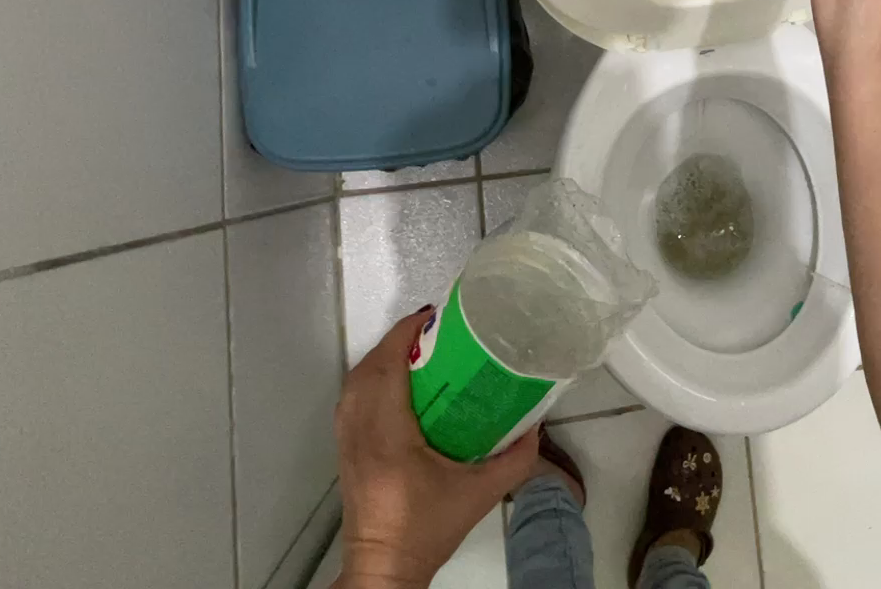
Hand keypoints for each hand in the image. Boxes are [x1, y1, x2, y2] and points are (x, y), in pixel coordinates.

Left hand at [334, 308, 541, 588]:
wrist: (384, 571)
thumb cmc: (430, 529)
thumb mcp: (482, 494)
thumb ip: (515, 458)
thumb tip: (536, 422)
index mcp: (390, 439)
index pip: (386, 372)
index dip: (403, 337)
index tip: (431, 317)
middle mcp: (361, 435)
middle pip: (365, 371)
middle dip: (394, 341)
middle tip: (431, 329)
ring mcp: (347, 444)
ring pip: (353, 384)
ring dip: (380, 358)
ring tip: (415, 348)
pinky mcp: (345, 453)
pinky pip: (350, 401)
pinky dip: (369, 379)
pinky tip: (396, 379)